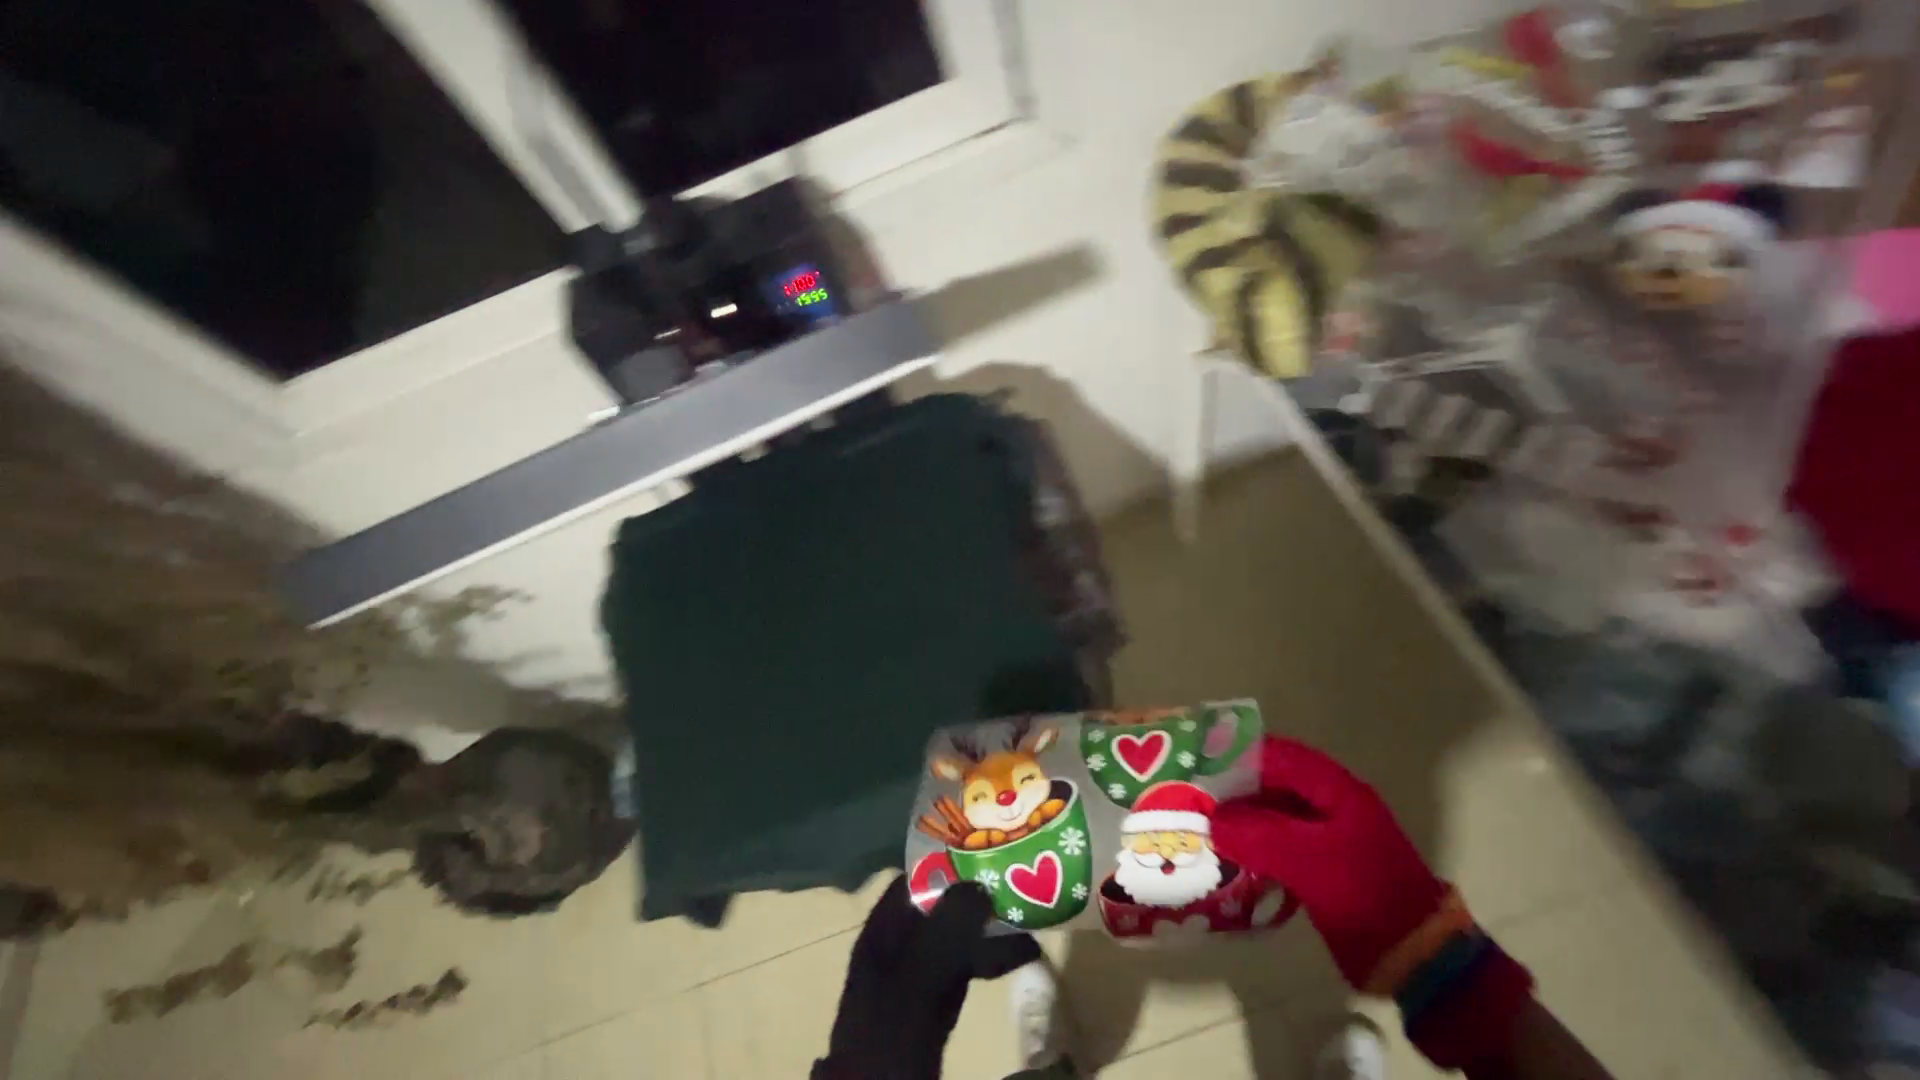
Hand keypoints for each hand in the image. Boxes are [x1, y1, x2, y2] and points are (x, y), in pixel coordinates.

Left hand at [815, 876, 1040, 1079]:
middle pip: (941, 906)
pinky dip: (992, 957)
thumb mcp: (917, 979)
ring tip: (1034, 911)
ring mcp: (917, 979)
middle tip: (1024, 875)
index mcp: (883, 931)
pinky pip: (966, 969)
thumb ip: (944, 932)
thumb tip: (978, 885)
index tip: (992, 846)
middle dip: (979, 892)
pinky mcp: (935, 1008)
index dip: (950, 862)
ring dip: (991, 924)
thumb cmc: (890, 1034)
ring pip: (957, 937)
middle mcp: (898, 947)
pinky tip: (1025, 954)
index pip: (916, 880)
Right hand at [1211, 735, 1450, 987]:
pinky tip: (1223, 859)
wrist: (1411, 955)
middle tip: (1190, 795)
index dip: (1239, 753)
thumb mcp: (1309, 860)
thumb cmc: (1364, 893)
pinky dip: (1250, 848)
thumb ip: (1258, 834)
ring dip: (1239, 820)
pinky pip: (1276, 846)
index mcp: (1335, 790)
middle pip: (1272, 783)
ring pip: (1271, 815)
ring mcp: (1325, 838)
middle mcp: (1329, 805)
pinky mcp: (1318, 868)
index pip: (1279, 755)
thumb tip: (1213, 821)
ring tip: (1198, 826)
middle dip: (1233, 788)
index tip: (1198, 761)